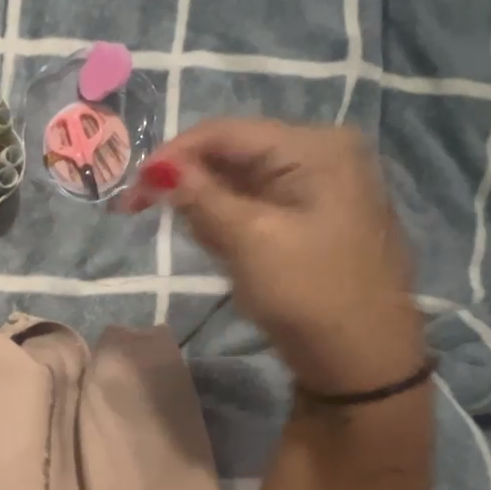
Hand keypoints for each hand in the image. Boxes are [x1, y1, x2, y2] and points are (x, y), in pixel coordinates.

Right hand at [120, 119, 424, 396]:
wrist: (362, 357)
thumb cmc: (308, 292)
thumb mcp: (249, 239)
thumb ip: (200, 197)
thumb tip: (155, 168)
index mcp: (314, 147)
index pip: (224, 132)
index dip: (170, 156)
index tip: (128, 193)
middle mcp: (321, 153)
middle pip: (231, 153)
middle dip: (187, 183)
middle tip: (139, 216)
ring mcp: (320, 186)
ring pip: (239, 181)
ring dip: (206, 207)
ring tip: (202, 244)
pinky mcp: (312, 217)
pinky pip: (255, 205)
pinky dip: (228, 222)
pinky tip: (223, 250)